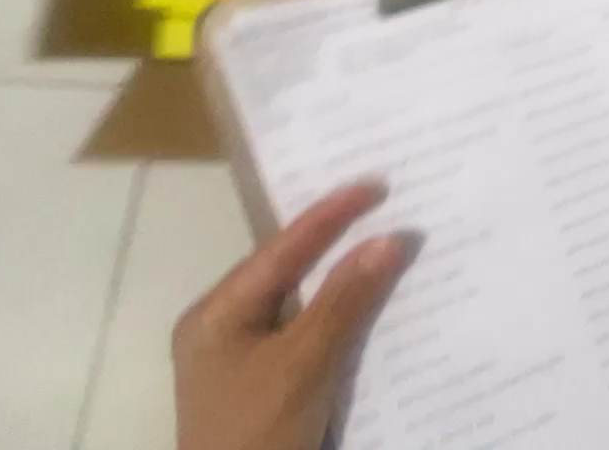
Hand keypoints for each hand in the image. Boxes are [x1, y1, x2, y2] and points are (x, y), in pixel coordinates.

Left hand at [173, 182, 413, 449]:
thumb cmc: (257, 431)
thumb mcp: (305, 363)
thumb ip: (346, 298)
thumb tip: (390, 238)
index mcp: (218, 314)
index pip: (283, 248)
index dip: (332, 213)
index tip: (378, 183)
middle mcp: (226, 323)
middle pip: (290, 263)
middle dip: (339, 233)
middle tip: (385, 198)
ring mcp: (246, 349)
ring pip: (304, 291)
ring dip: (346, 268)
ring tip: (388, 234)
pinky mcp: (269, 370)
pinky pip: (313, 318)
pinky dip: (345, 301)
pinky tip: (375, 289)